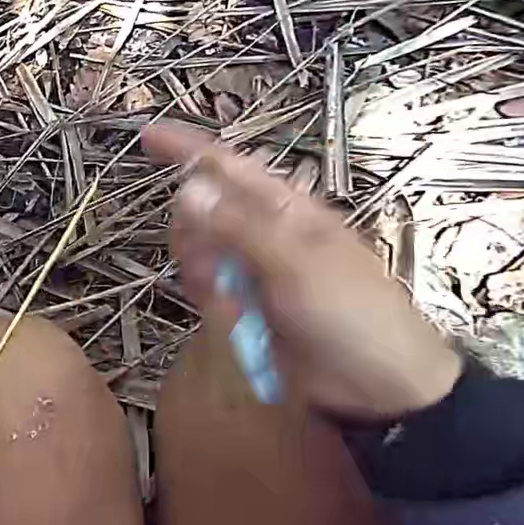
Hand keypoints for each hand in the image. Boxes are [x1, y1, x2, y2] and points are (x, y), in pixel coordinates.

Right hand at [142, 121, 461, 420]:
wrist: (376, 388)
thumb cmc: (353, 313)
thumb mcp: (297, 263)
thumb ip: (237, 226)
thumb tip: (187, 187)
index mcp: (284, 208)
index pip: (227, 165)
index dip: (186, 148)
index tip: (147, 136)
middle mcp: (260, 232)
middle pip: (201, 209)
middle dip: (193, 228)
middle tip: (208, 259)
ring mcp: (247, 268)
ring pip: (197, 248)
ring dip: (201, 266)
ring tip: (225, 292)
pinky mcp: (237, 302)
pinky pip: (203, 284)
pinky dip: (206, 292)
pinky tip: (226, 308)